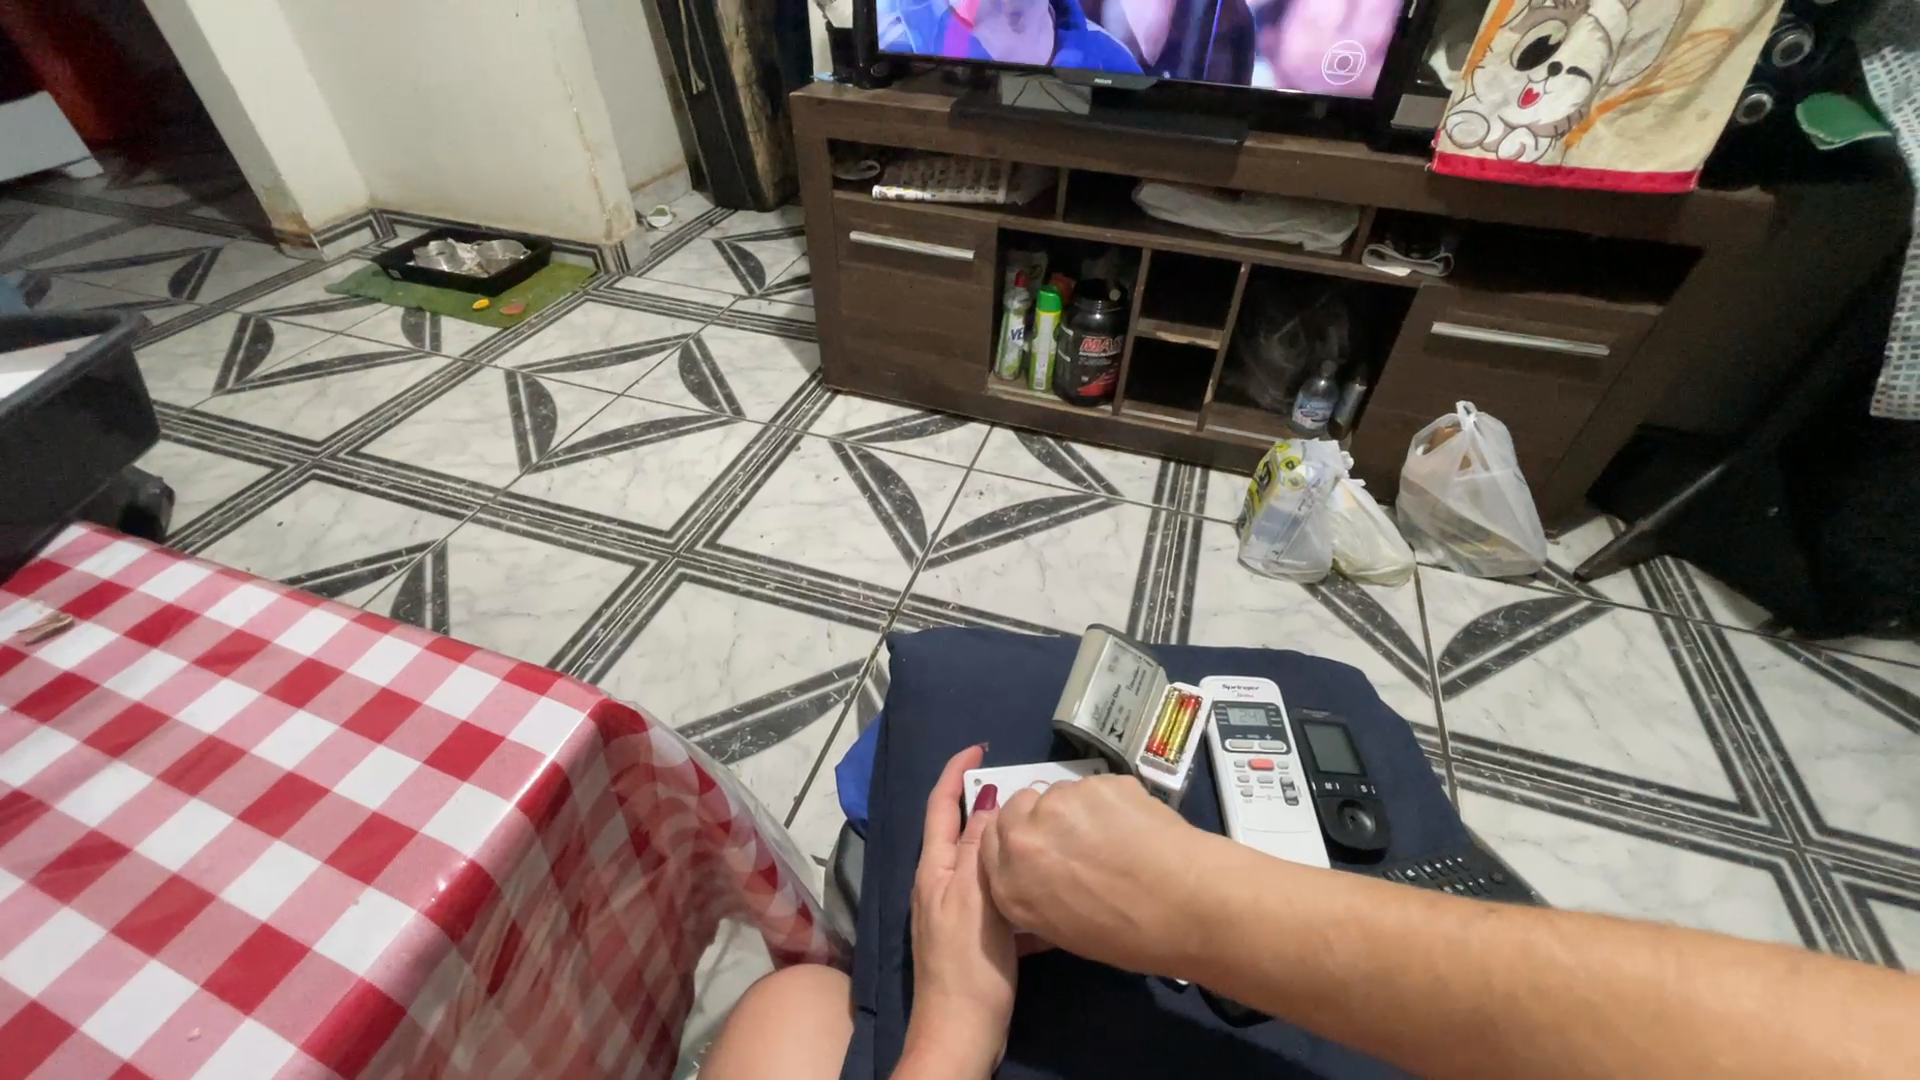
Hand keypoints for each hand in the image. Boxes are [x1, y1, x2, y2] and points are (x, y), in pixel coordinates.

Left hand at [901, 744, 1016, 1077]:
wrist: (960, 1036)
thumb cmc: (967, 965)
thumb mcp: (974, 898)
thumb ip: (978, 848)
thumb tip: (986, 799)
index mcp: (935, 867)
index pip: (941, 804)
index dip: (956, 771)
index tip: (979, 746)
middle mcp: (940, 881)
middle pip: (961, 829)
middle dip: (987, 803)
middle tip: (1024, 788)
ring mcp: (955, 910)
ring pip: (983, 861)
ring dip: (1007, 843)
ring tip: (1042, 832)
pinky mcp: (974, 935)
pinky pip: (997, 895)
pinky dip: (1017, 885)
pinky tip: (1046, 889)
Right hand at [980, 774, 1219, 978]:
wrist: (1189, 904)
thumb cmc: (1129, 935)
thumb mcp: (1064, 928)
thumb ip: (1035, 890)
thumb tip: (1043, 867)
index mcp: (1011, 884)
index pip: (990, 842)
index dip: (1016, 841)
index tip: (1040, 847)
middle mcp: (1024, 836)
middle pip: (1017, 807)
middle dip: (1040, 818)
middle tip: (1076, 839)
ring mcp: (1059, 802)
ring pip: (1058, 794)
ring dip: (1076, 809)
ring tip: (1114, 837)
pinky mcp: (1095, 780)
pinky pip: (1093, 787)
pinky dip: (1109, 802)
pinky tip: (1135, 826)